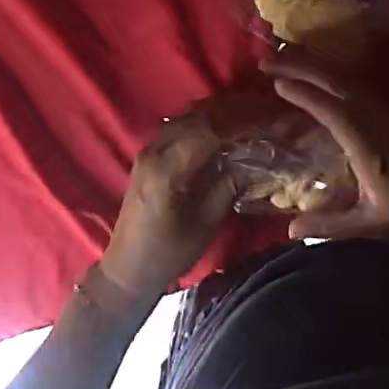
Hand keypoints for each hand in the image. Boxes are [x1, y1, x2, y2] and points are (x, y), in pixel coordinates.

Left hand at [100, 114, 237, 298]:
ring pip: (183, 122)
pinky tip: (215, 136)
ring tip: (238, 128)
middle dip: (226, 120)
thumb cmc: (168, 252)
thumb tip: (252, 162)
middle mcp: (153, 152)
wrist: (128, 268)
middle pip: (194, 121)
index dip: (236, 129)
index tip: (260, 131)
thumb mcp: (205, 223)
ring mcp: (146, 152)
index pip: (207, 134)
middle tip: (253, 126)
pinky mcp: (146, 158)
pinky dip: (197, 128)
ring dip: (211, 121)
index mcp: (166, 169)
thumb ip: (228, 187)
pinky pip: (174, 131)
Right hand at [262, 59, 388, 240]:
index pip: (335, 112)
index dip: (306, 95)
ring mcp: (386, 115)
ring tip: (285, 58)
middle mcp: (378, 124)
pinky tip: (314, 77)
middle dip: (303, 66)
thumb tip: (288, 227)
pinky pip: (354, 86)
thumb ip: (330, 226)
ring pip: (347, 80)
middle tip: (268, 60)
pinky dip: (329, 76)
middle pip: (339, 84)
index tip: (276, 82)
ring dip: (316, 66)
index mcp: (372, 149)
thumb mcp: (373, 227)